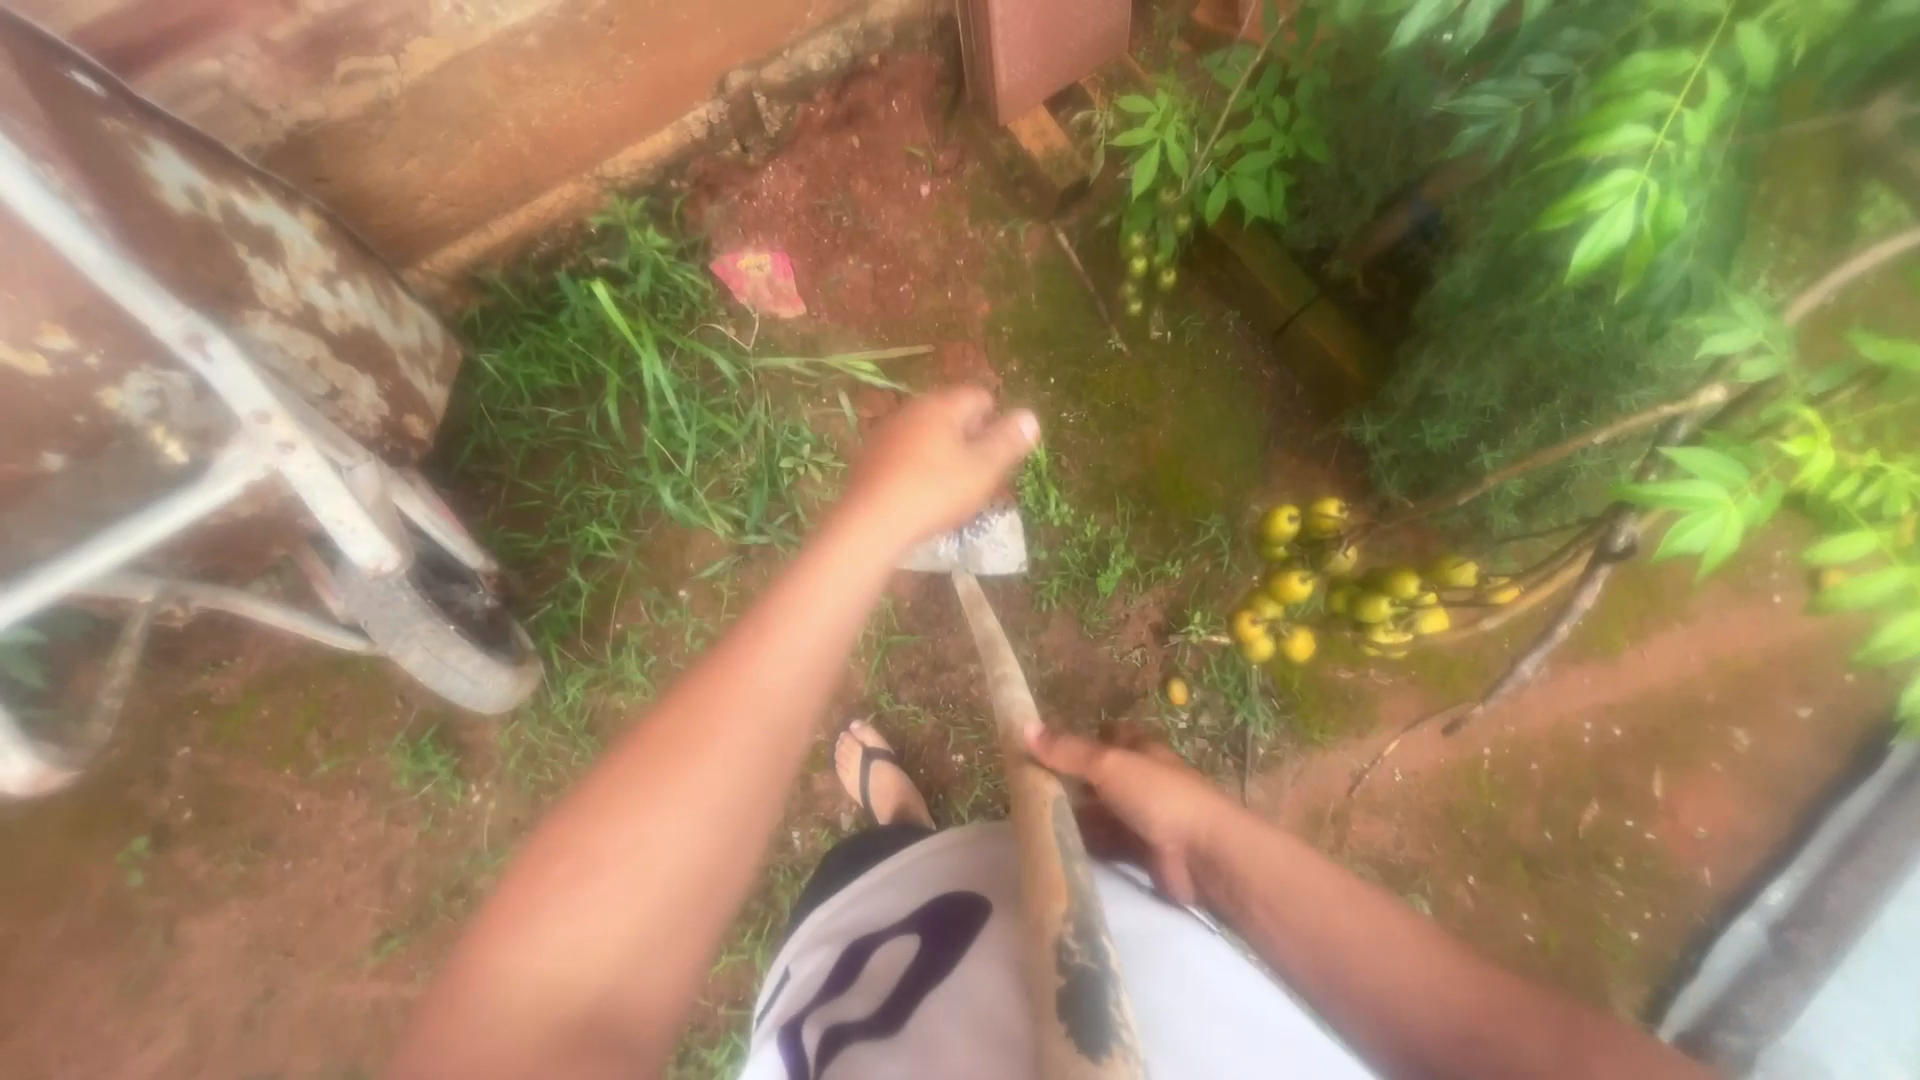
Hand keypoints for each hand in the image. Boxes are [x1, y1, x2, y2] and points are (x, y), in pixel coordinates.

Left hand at [836, 386, 1039, 552]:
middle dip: (970, 437)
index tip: (1000, 455)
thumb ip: (1008, 441)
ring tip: (953, 486)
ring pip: (928, 433)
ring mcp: (887, 432)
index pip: (980, 396)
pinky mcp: (870, 457)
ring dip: (945, 453)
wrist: (870, 523)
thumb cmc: (934, 493)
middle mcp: (912, 409)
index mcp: (942, 405)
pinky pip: (906, 453)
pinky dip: (920, 466)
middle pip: (952, 413)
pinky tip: (922, 493)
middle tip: (980, 473)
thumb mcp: (982, 470)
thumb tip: (1031, 417)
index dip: (997, 422)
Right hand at [1024, 722, 1243, 906]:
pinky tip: (1055, 846)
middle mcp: (1142, 780)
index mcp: (1141, 750)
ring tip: (1030, 818)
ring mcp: (1143, 818)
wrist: (1205, 856)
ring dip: (1074, 815)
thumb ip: (1068, 750)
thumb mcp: (1109, 764)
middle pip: (1099, 777)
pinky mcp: (1142, 852)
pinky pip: (1106, 844)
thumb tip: (1024, 727)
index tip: (1044, 746)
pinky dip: (1085, 844)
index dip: (1080, 738)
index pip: (1108, 736)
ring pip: (1100, 812)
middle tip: (1026, 786)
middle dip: (1069, 781)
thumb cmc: (1159, 796)